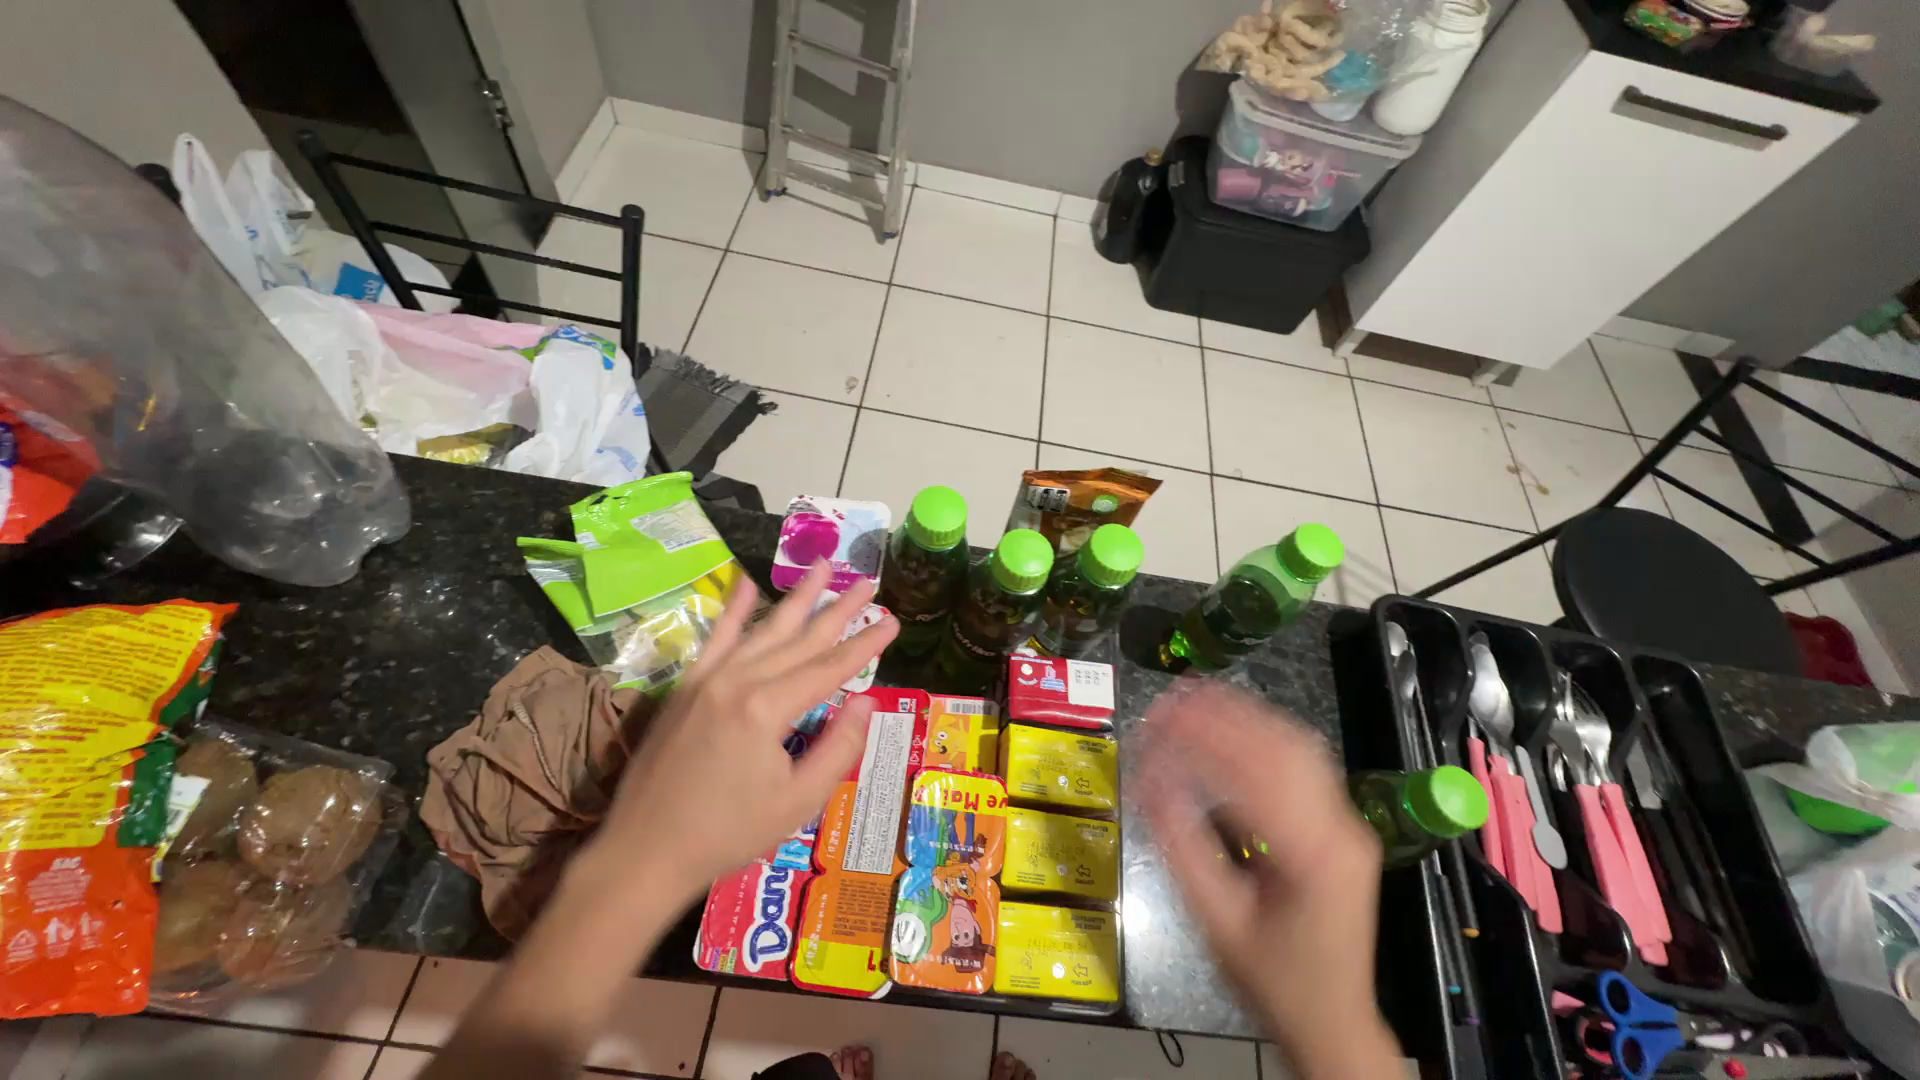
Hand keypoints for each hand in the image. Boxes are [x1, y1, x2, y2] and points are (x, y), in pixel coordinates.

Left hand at [580, 562, 897, 904]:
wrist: (644, 852)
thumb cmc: (727, 834)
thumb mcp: (798, 802)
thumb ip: (838, 748)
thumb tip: (867, 701)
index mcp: (767, 709)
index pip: (830, 668)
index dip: (865, 644)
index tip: (893, 621)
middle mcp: (738, 681)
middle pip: (800, 638)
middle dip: (838, 610)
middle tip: (868, 582)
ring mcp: (707, 679)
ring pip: (763, 630)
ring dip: (796, 598)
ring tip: (823, 566)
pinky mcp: (686, 687)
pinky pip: (715, 639)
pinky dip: (733, 610)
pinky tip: (746, 581)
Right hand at [1136, 683, 1399, 1075]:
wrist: (1333, 1021)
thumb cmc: (1270, 981)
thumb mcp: (1217, 920)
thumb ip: (1182, 847)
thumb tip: (1148, 781)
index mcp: (1312, 855)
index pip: (1252, 775)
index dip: (1201, 739)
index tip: (1156, 721)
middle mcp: (1340, 828)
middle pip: (1282, 747)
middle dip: (1223, 714)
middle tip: (1170, 699)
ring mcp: (1348, 822)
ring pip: (1298, 747)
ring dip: (1246, 715)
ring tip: (1196, 696)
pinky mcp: (1341, 825)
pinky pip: (1305, 763)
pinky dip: (1265, 733)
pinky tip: (1234, 723)